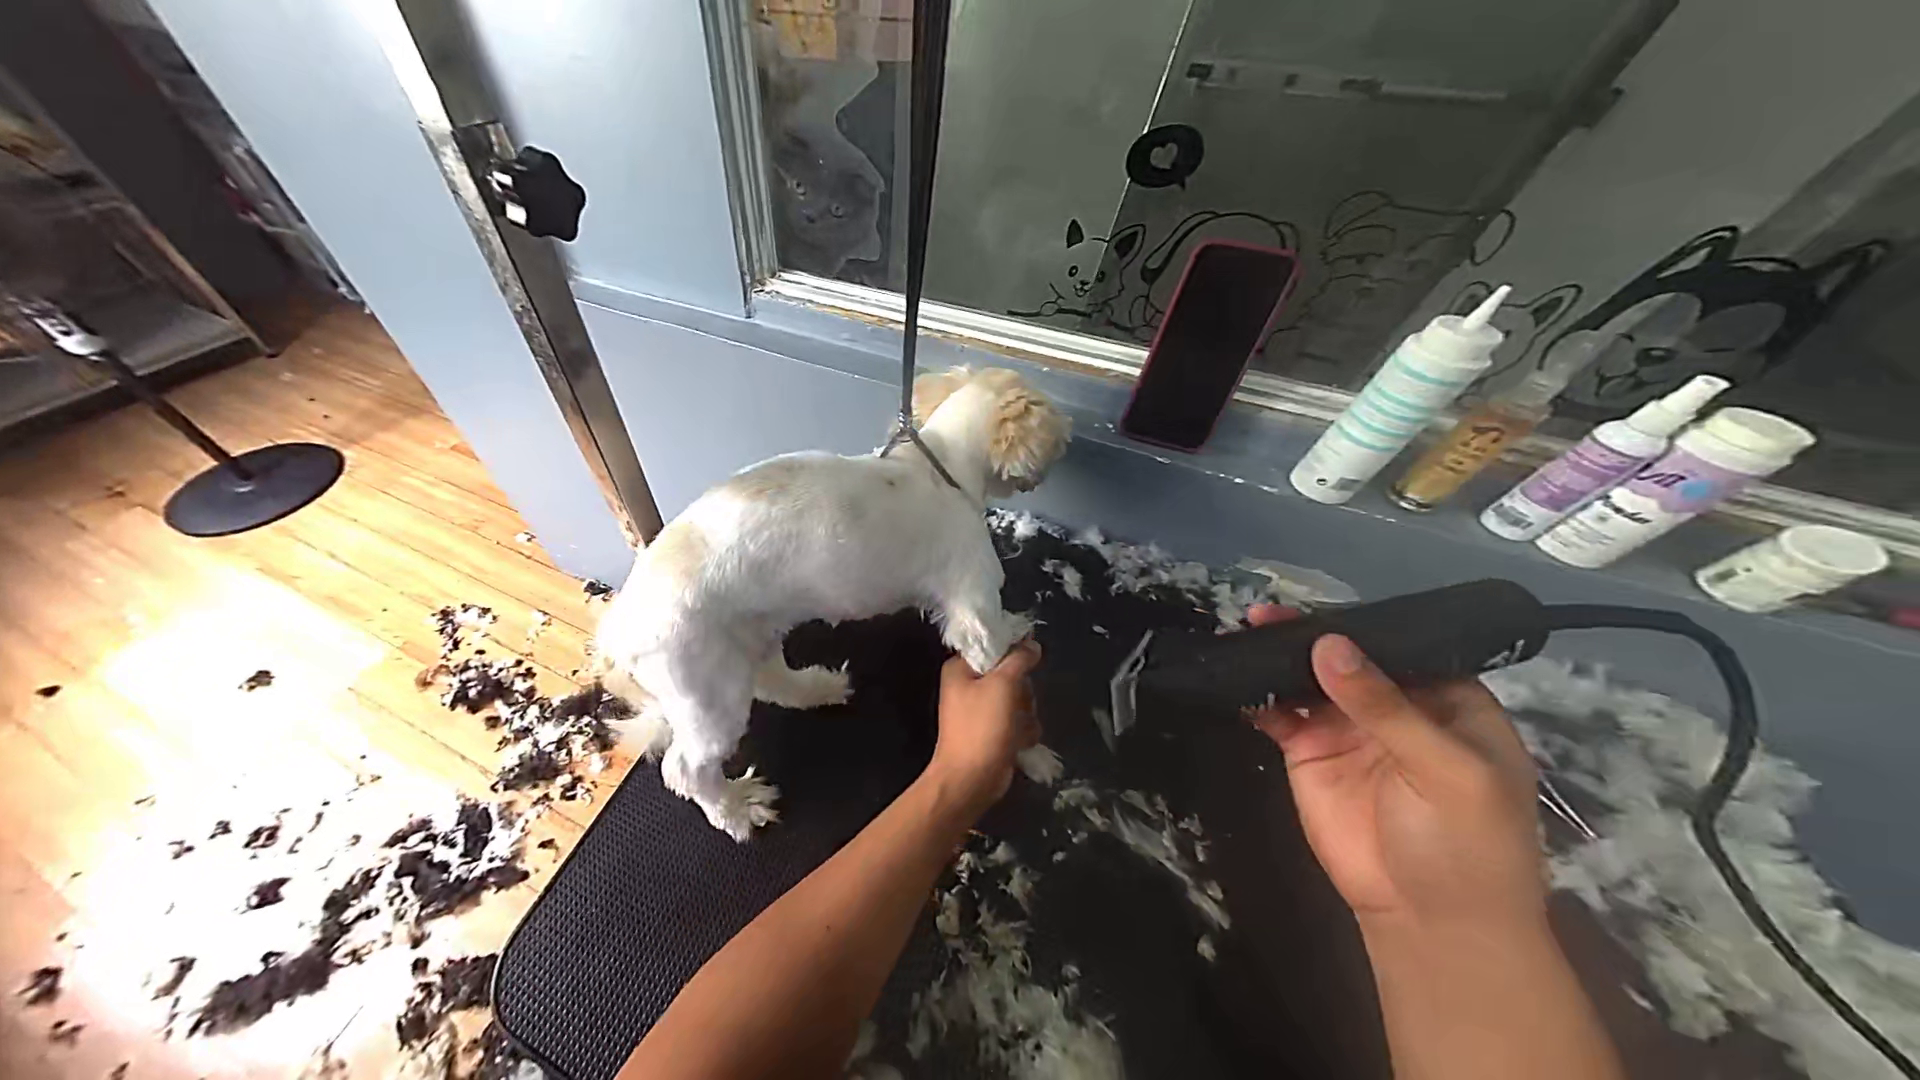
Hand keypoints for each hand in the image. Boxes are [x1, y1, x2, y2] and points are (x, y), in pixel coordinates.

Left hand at [929, 640, 1041, 814]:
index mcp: (960, 669)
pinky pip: (1018, 721)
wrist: (971, 780)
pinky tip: (1020, 742)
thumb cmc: (981, 727)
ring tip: (1017, 727)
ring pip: (1019, 698)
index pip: (991, 646)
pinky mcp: (994, 731)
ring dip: (1026, 713)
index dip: (1012, 652)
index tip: (1028, 660)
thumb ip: (1019, 659)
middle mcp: (969, 686)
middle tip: (1018, 702)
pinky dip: (1023, 731)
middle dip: (1022, 691)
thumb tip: (1031, 643)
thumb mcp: (1002, 684)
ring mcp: (982, 711)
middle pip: (1010, 673)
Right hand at [1245, 606, 1543, 932]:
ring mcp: (1345, 727)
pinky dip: (1256, 696)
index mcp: (1443, 700)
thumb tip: (1327, 645)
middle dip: (1305, 635)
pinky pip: (1278, 714)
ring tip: (1241, 635)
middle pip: (1343, 657)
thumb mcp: (1444, 770)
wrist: (1427, 920)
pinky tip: (1234, 678)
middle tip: (1262, 615)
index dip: (1358, 624)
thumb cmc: (1466, 843)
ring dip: (1275, 659)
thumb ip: (1384, 706)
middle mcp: (1391, 705)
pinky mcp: (1307, 751)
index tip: (1313, 606)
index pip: (1397, 647)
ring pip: (1306, 680)